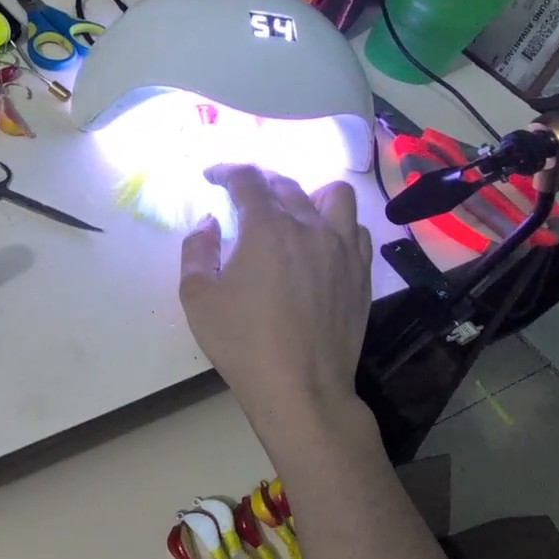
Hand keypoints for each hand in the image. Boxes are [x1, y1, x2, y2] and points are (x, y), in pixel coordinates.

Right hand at [179, 165, 373, 436]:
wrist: (301, 387)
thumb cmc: (242, 343)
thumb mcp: (198, 298)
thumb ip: (197, 251)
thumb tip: (208, 223)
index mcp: (267, 228)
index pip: (248, 180)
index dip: (227, 171)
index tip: (213, 176)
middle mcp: (310, 228)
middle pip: (288, 185)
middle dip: (260, 183)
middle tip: (242, 197)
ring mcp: (342, 250)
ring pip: (335, 196)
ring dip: (308, 194)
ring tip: (292, 212)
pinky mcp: (361, 274)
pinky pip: (355, 229)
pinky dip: (336, 224)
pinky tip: (321, 242)